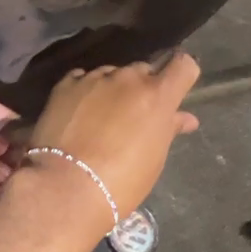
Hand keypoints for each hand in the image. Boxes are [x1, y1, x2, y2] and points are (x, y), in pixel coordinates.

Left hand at [29, 54, 201, 226]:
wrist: (67, 186)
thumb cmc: (122, 181)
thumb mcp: (154, 158)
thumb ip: (169, 129)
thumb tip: (185, 118)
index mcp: (156, 95)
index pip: (182, 65)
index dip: (181, 74)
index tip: (175, 90)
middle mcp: (127, 78)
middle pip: (143, 71)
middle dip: (143, 88)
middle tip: (135, 116)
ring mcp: (94, 78)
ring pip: (112, 75)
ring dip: (113, 90)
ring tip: (101, 120)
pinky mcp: (66, 84)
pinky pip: (83, 80)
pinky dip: (85, 92)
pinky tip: (79, 114)